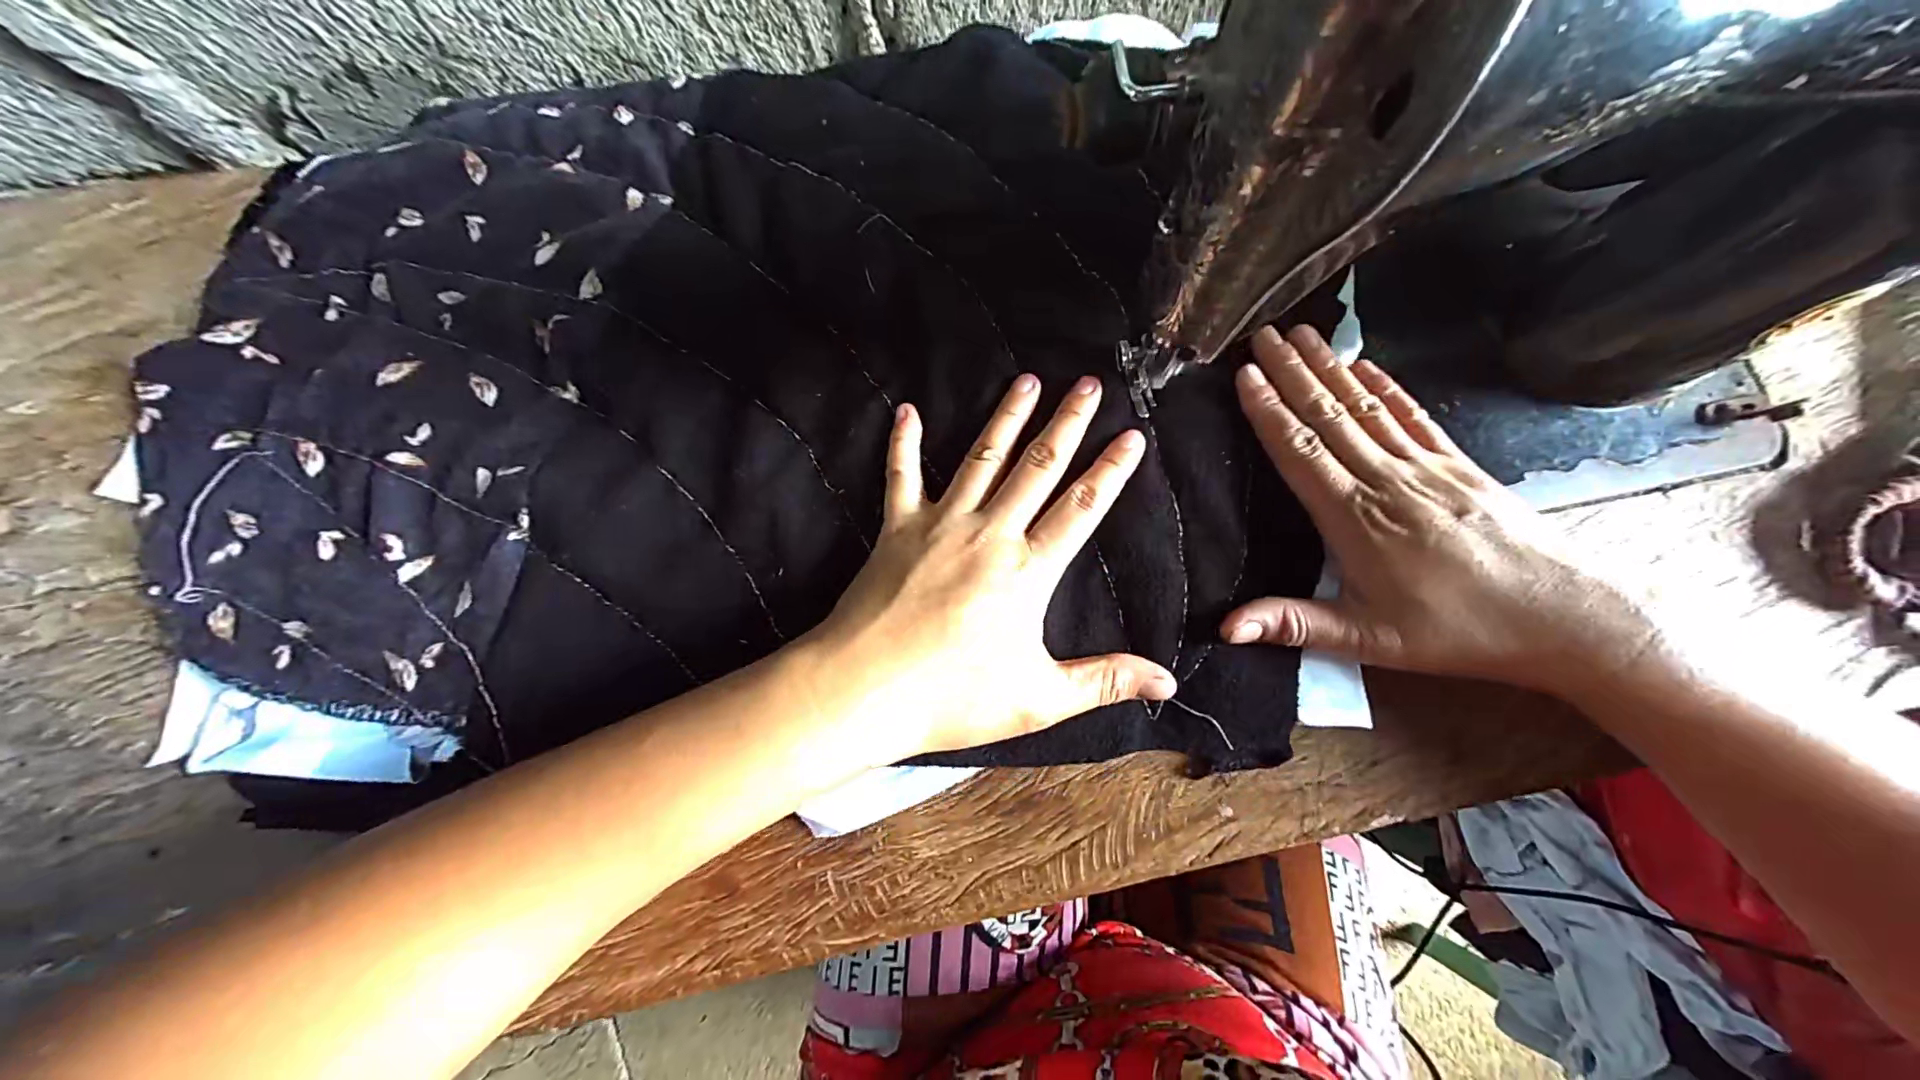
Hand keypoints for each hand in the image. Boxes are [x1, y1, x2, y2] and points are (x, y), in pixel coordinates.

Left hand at [803, 374, 1174, 761]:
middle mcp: (988, 536)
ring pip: (983, 459)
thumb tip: (1167, 682)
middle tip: (1087, 384)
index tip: (1131, 435)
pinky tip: (908, 411)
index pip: (1081, 508)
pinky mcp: (897, 530)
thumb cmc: (950, 698)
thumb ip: (1104, 681)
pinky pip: (901, 476)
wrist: (863, 688)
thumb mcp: (1038, 699)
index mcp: (1027, 572)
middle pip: (1038, 467)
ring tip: (1027, 380)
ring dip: (1007, 417)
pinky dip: (904, 442)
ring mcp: (940, 526)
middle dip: (1067, 423)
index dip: (1111, 470)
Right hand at [1222, 325, 1656, 697]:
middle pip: (1329, 415)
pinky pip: (1413, 416)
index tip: (1245, 374)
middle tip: (1262, 334)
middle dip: (1291, 372)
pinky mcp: (1459, 466)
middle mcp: (1387, 480)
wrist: (1566, 618)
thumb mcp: (1367, 640)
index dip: (1269, 411)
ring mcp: (1427, 468)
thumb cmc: (1457, 632)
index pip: (1300, 451)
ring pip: (1366, 407)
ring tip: (1303, 334)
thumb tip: (1225, 627)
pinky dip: (1388, 386)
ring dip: (1331, 367)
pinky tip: (1367, 365)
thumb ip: (1294, 625)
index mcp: (1356, 518)